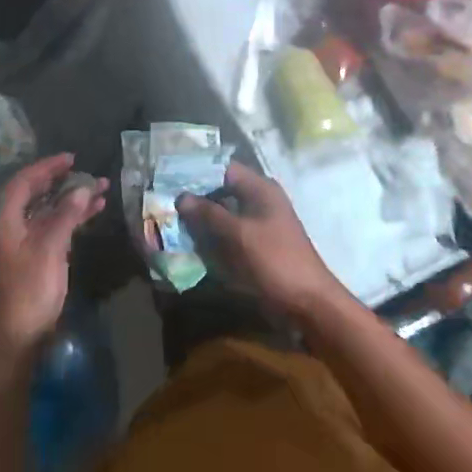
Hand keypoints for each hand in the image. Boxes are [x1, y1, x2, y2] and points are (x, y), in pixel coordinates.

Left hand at [0, 154, 106, 373]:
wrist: (16, 341)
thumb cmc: (29, 292)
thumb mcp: (49, 250)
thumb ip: (65, 216)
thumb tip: (82, 188)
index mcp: (3, 222)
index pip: (23, 183)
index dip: (46, 167)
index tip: (71, 158)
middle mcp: (7, 229)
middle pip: (33, 196)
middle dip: (61, 183)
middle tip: (86, 172)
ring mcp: (19, 246)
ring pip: (45, 214)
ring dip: (70, 202)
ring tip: (101, 192)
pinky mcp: (31, 261)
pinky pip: (50, 231)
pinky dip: (69, 221)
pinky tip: (90, 215)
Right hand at [179, 163, 347, 320]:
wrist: (307, 303)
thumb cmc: (275, 261)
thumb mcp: (239, 234)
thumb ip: (209, 213)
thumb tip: (182, 197)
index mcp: (261, 189)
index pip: (223, 169)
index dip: (197, 172)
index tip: (169, 179)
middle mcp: (259, 202)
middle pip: (221, 192)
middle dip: (195, 199)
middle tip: (164, 204)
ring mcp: (257, 225)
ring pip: (222, 216)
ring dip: (200, 221)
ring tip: (170, 224)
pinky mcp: (254, 247)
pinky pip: (226, 236)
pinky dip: (210, 239)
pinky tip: (188, 244)